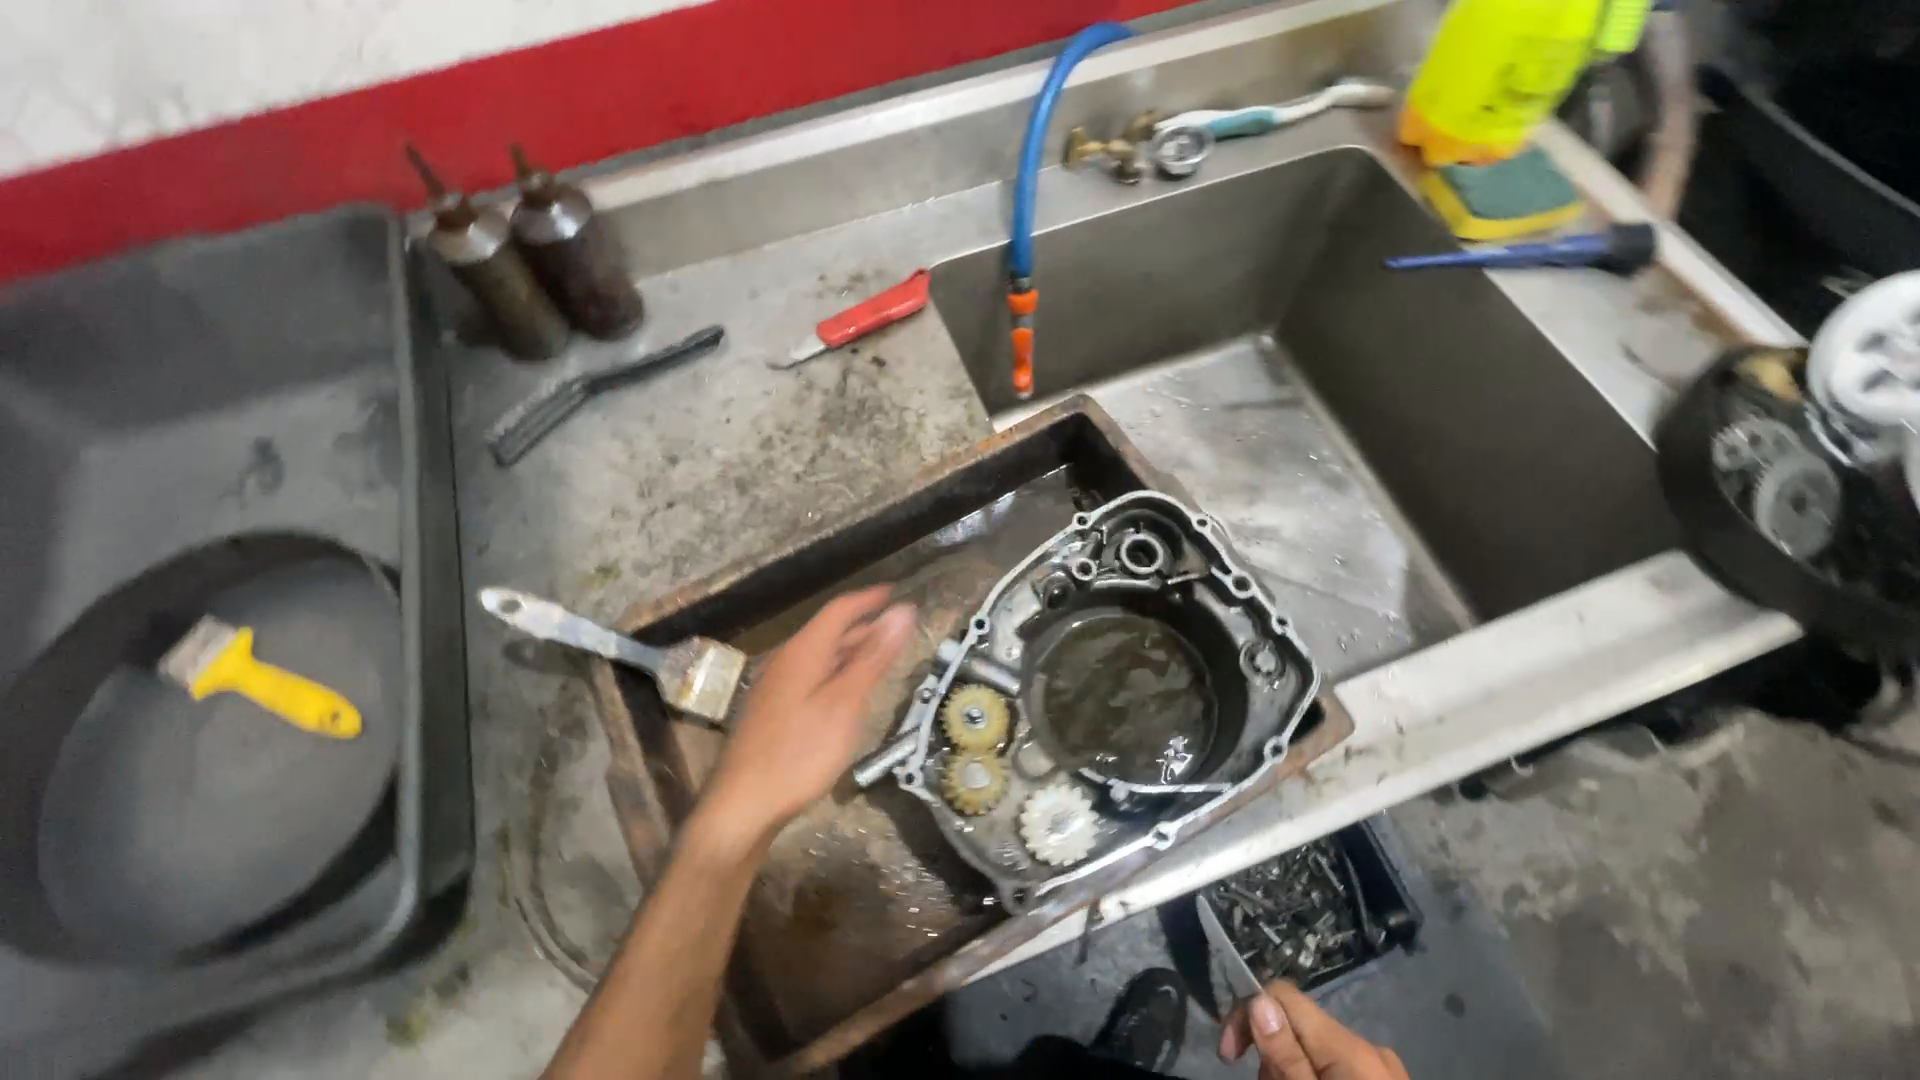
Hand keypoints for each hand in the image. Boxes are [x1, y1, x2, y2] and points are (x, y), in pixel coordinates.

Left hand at [695, 586, 915, 853]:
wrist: (743, 804)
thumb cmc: (799, 752)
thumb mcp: (845, 703)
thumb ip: (874, 657)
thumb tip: (901, 612)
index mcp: (803, 652)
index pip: (839, 611)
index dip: (868, 599)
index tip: (895, 593)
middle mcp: (786, 662)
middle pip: (829, 633)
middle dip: (864, 627)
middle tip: (897, 631)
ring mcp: (776, 688)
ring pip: (820, 658)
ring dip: (851, 653)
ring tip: (881, 659)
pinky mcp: (774, 712)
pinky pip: (812, 678)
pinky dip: (837, 674)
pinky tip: (849, 694)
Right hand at [1220, 981, 1408, 1079]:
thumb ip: (1287, 1058)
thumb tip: (1260, 1002)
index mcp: (1351, 1049)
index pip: (1285, 997)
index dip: (1248, 1015)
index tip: (1229, 1057)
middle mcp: (1371, 1051)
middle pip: (1299, 1028)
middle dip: (1272, 1058)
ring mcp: (1384, 1073)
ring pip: (1316, 1054)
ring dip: (1291, 1074)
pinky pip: (1339, 1073)